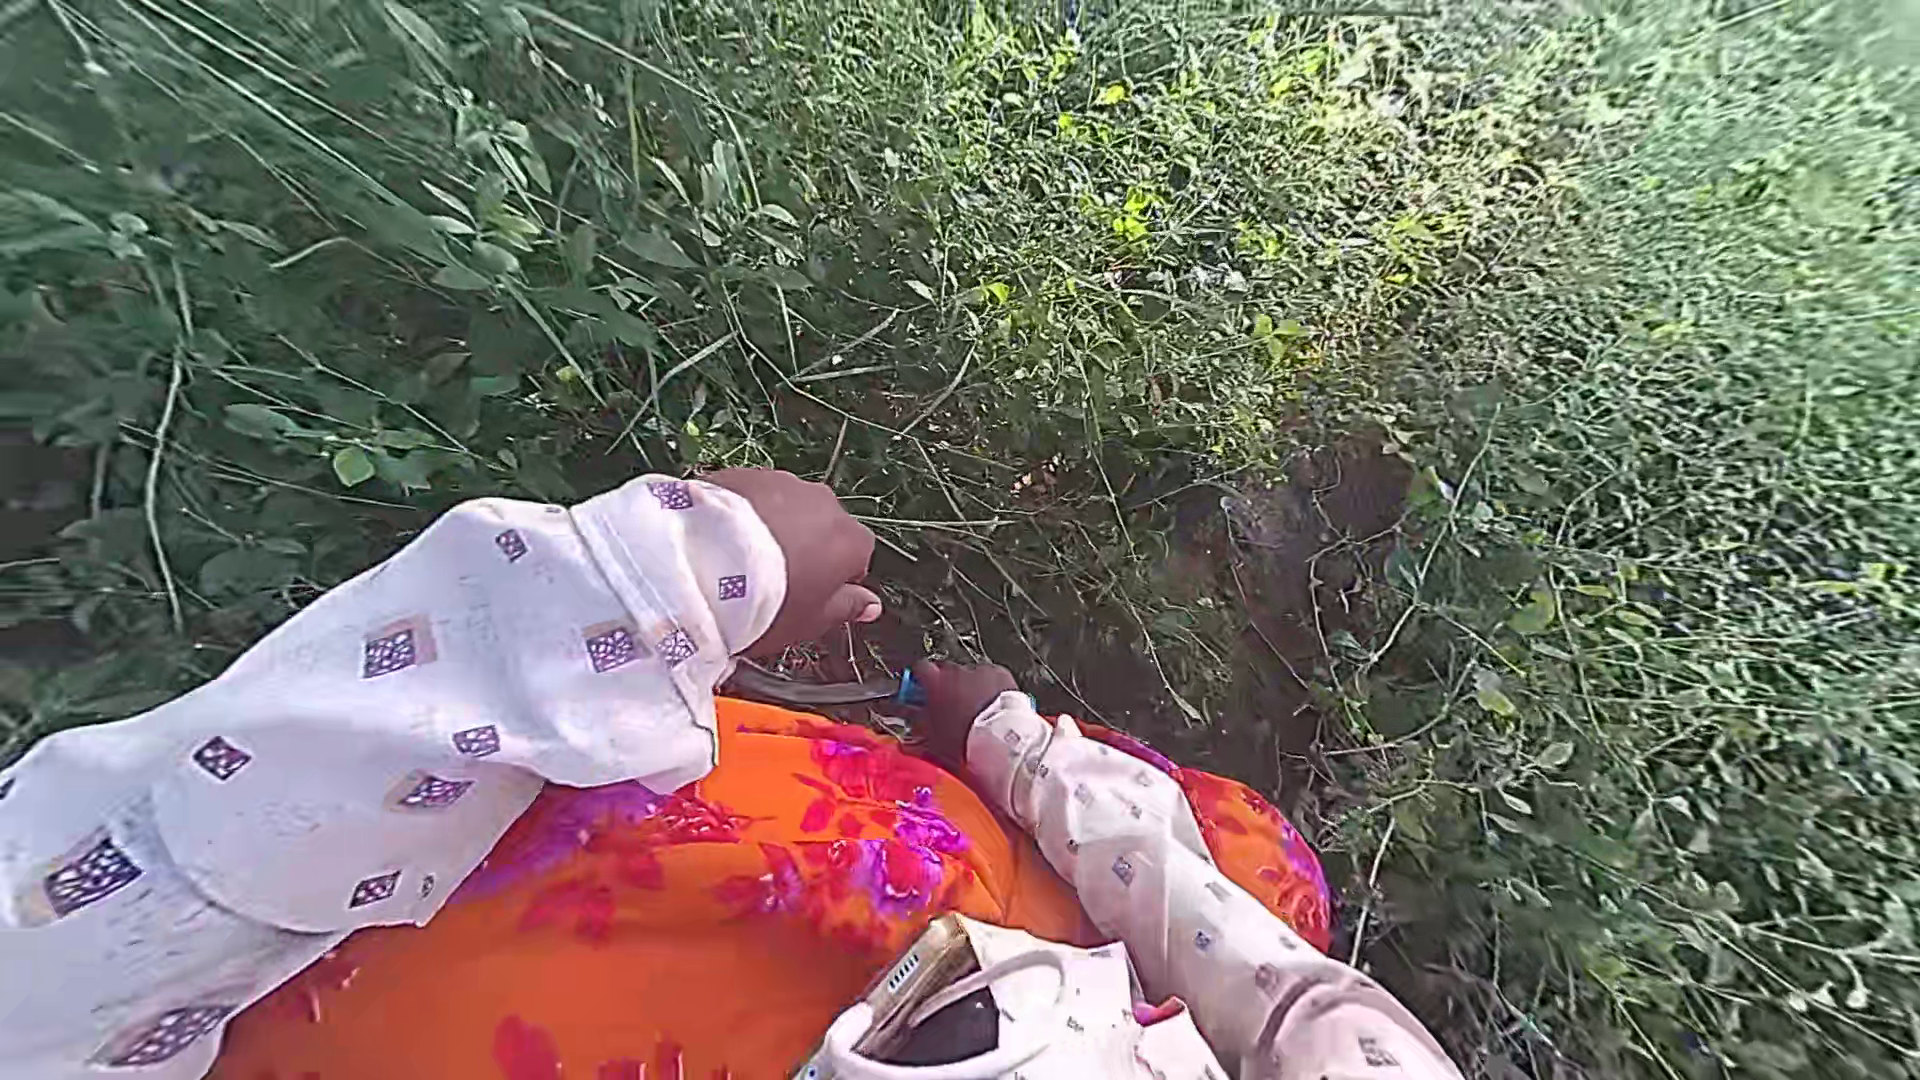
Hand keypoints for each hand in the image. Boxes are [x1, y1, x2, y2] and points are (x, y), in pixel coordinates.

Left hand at [706, 468, 879, 656]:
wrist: (704, 565)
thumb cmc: (770, 603)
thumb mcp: (812, 620)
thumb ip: (846, 607)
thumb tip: (872, 605)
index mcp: (852, 541)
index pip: (856, 558)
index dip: (833, 579)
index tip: (809, 595)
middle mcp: (827, 503)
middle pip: (823, 527)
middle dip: (806, 547)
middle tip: (773, 578)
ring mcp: (786, 483)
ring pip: (788, 508)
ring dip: (775, 527)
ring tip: (742, 558)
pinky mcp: (746, 472)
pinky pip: (754, 495)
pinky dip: (745, 512)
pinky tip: (721, 537)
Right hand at [908, 660, 1017, 767]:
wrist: (1001, 742)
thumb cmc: (967, 742)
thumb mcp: (932, 742)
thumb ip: (916, 733)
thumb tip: (906, 739)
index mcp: (935, 683)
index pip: (920, 668)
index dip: (920, 678)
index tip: (921, 689)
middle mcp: (957, 672)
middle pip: (945, 670)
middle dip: (945, 683)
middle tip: (949, 703)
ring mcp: (979, 671)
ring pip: (969, 674)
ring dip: (969, 685)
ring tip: (975, 707)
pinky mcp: (1000, 673)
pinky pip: (990, 675)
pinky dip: (990, 685)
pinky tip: (992, 703)